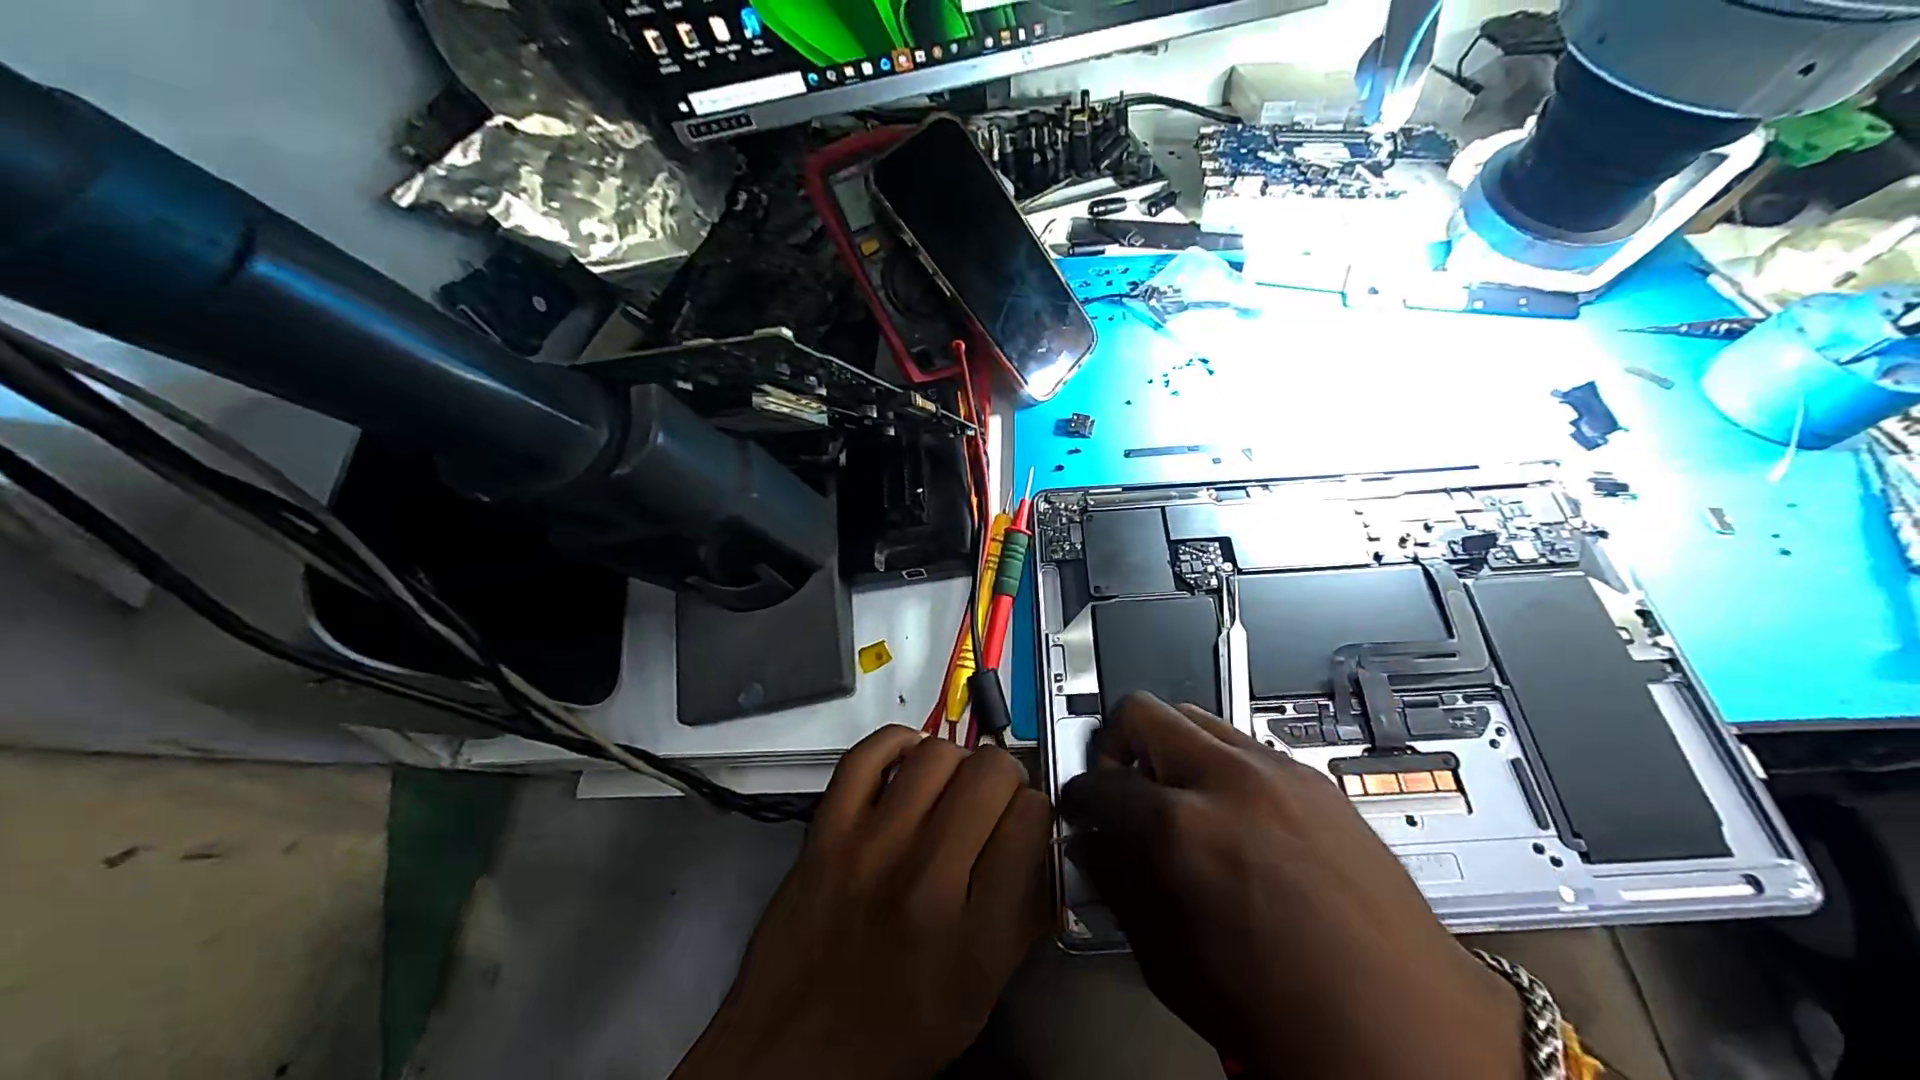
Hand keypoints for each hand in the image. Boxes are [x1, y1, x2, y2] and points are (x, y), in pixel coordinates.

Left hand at [673, 726, 1051, 1079]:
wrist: (796, 1050)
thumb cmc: (900, 1025)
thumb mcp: (984, 988)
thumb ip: (1026, 911)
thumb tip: (1043, 836)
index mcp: (975, 934)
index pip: (1031, 821)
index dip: (1036, 812)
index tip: (1025, 821)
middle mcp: (924, 880)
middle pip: (989, 776)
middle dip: (1005, 779)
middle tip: (992, 800)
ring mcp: (868, 847)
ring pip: (935, 755)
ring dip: (956, 761)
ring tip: (952, 785)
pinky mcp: (825, 830)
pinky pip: (866, 754)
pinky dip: (896, 743)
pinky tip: (910, 758)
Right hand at [1059, 694, 1523, 1079]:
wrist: (1404, 1028)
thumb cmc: (1281, 1013)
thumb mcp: (1170, 961)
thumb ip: (1120, 885)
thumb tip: (1093, 845)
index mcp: (1184, 830)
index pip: (1101, 782)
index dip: (1079, 797)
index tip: (1081, 807)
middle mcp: (1229, 781)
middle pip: (1140, 713)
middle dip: (1114, 744)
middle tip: (1118, 784)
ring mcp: (1278, 772)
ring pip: (1194, 716)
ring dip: (1168, 747)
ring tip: (1174, 795)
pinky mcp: (1314, 779)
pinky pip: (1244, 745)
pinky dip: (1218, 764)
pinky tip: (1229, 812)